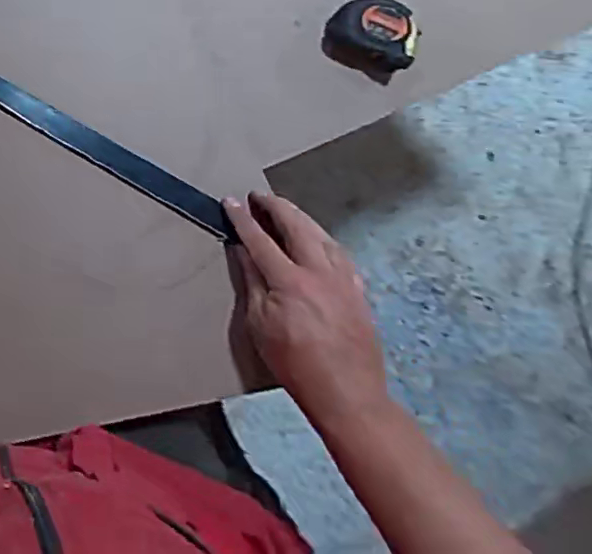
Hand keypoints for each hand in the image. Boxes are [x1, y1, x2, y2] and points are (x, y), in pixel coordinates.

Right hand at [226, 192, 388, 424]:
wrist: (348, 395)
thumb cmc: (293, 362)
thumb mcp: (259, 322)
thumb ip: (252, 281)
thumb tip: (243, 250)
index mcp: (291, 282)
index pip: (260, 240)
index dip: (243, 219)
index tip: (231, 202)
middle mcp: (321, 275)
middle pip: (298, 228)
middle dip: (276, 208)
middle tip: (259, 196)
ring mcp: (345, 284)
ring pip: (324, 237)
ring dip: (302, 219)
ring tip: (286, 210)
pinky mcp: (360, 295)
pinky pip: (341, 256)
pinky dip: (324, 240)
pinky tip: (318, 240)